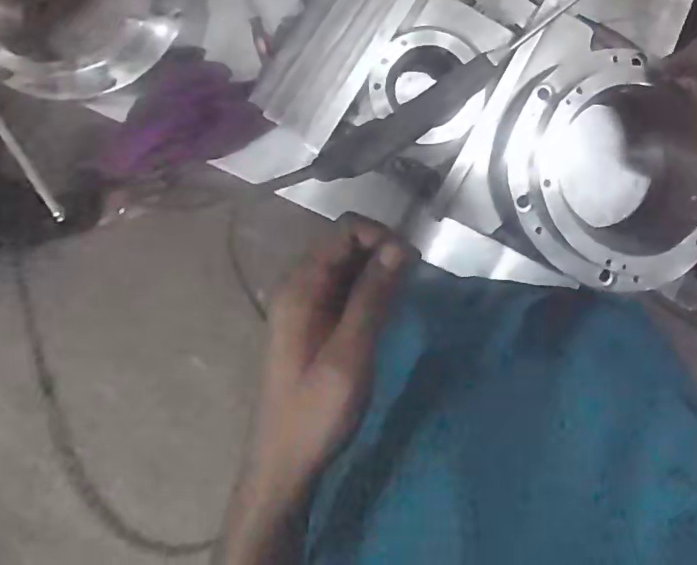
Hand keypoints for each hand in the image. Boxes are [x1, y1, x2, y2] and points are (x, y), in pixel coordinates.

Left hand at [243, 218, 414, 505]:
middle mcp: (300, 284)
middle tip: (413, 280)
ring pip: (351, 262)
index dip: (381, 235)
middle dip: (384, 249)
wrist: (284, 467)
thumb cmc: (315, 413)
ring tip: (404, 293)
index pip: (345, 229)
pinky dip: (372, 286)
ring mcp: (307, 301)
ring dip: (380, 268)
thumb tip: (399, 245)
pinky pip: (348, 285)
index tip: (409, 263)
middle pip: (348, 241)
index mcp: (300, 286)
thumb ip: (372, 297)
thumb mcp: (349, 355)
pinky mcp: (317, 319)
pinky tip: (388, 307)